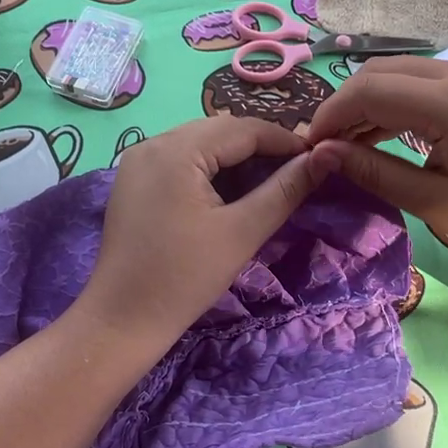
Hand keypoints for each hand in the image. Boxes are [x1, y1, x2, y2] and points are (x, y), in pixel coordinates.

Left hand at [75, 117, 319, 345]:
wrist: (123, 318)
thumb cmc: (185, 277)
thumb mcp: (242, 232)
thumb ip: (284, 191)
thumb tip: (324, 158)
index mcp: (176, 150)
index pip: (242, 128)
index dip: (285, 139)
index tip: (319, 156)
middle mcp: (152, 143)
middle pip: (219, 130)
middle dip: (261, 146)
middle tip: (298, 170)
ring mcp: (137, 161)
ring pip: (199, 143)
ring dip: (235, 156)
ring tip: (271, 180)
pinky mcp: (133, 181)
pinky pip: (180, 160)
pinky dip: (210, 167)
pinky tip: (232, 190)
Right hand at [306, 57, 447, 276]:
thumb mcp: (434, 202)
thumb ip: (373, 171)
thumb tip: (322, 154)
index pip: (370, 90)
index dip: (332, 115)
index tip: (309, 148)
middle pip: (382, 72)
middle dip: (346, 105)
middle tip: (325, 148)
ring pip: (401, 73)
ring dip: (369, 103)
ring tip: (346, 145)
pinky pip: (424, 83)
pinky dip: (396, 104)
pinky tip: (381, 135)